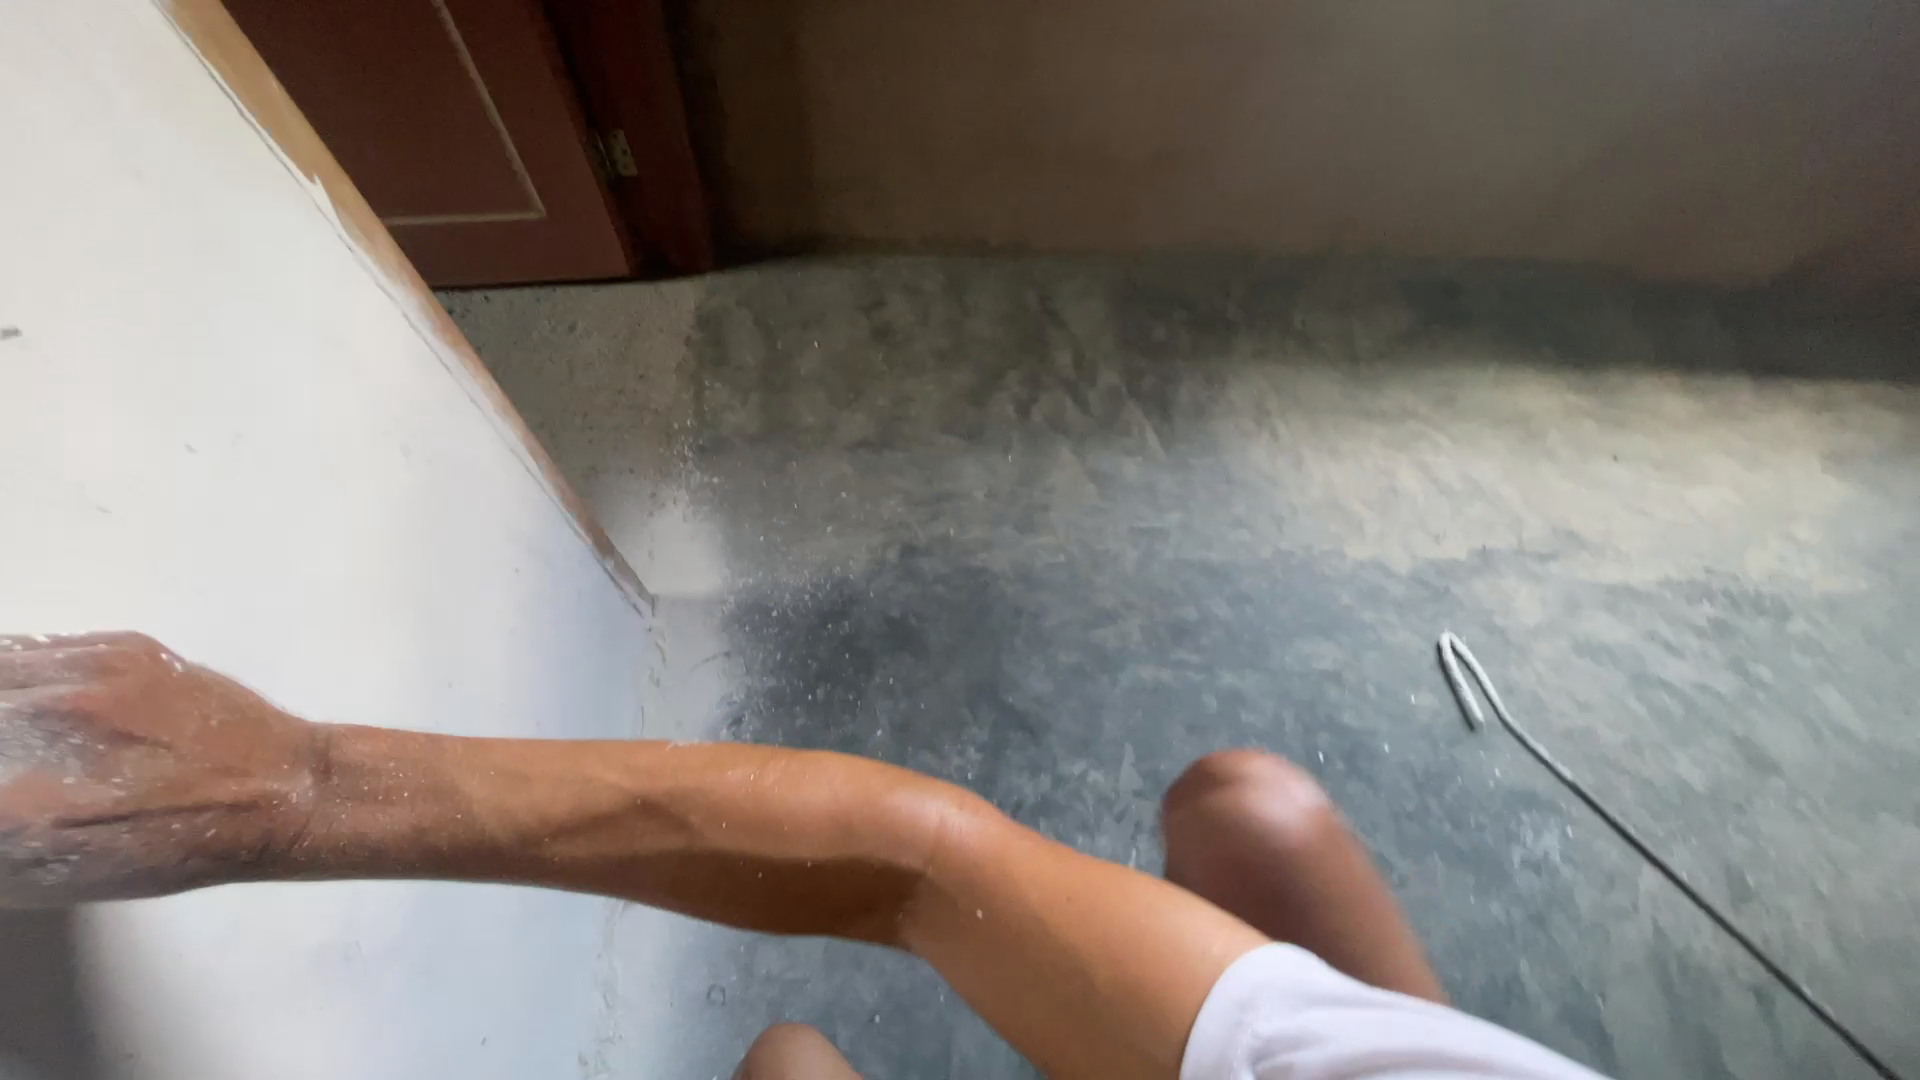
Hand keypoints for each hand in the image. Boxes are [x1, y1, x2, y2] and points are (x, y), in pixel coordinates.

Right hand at [0, 632, 322, 906]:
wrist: (287, 787)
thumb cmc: (173, 848)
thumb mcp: (42, 875)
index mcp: (14, 809)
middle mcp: (43, 725)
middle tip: (9, 768)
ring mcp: (89, 677)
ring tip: (16, 736)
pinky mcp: (127, 648)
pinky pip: (21, 650)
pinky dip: (3, 676)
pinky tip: (17, 702)